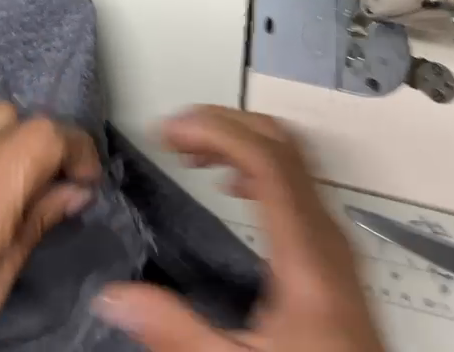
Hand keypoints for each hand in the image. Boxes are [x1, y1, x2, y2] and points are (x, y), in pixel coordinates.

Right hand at [92, 106, 383, 351]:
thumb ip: (175, 330)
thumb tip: (118, 296)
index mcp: (306, 257)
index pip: (266, 158)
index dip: (214, 129)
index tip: (171, 130)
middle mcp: (328, 238)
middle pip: (280, 143)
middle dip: (222, 122)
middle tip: (175, 131)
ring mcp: (335, 242)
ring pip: (291, 155)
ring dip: (238, 137)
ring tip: (194, 148)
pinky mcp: (333, 253)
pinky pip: (297, 180)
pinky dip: (256, 162)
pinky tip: (230, 181)